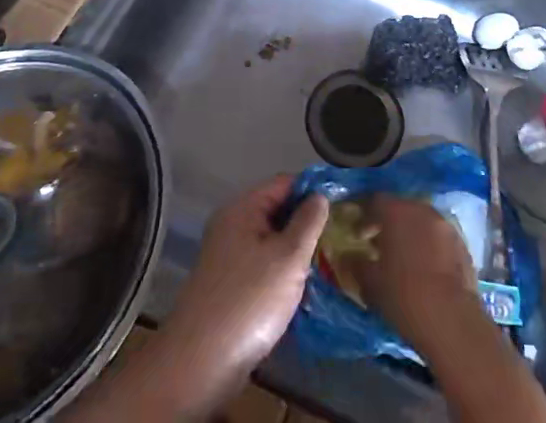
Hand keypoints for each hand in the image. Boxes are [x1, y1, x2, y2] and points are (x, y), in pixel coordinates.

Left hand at [163, 176, 328, 379]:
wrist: (202, 362)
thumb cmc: (250, 300)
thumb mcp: (289, 256)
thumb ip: (308, 221)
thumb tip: (320, 195)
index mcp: (242, 209)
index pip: (284, 183)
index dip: (314, 189)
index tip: (344, 203)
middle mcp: (232, 225)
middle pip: (277, 210)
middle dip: (307, 221)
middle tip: (340, 235)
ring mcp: (229, 256)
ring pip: (272, 240)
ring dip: (297, 250)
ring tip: (328, 260)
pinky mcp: (230, 284)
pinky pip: (263, 265)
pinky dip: (283, 271)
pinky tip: (303, 286)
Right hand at [341, 197, 545, 422]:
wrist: (451, 319)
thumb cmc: (403, 296)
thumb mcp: (370, 283)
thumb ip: (356, 264)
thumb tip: (348, 256)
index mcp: (397, 212)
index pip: (375, 201)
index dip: (363, 215)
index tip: (356, 234)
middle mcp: (423, 210)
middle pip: (400, 208)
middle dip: (387, 223)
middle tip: (376, 244)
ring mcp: (446, 225)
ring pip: (421, 221)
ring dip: (409, 233)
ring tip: (400, 257)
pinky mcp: (462, 244)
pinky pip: (438, 236)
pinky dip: (427, 244)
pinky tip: (423, 267)